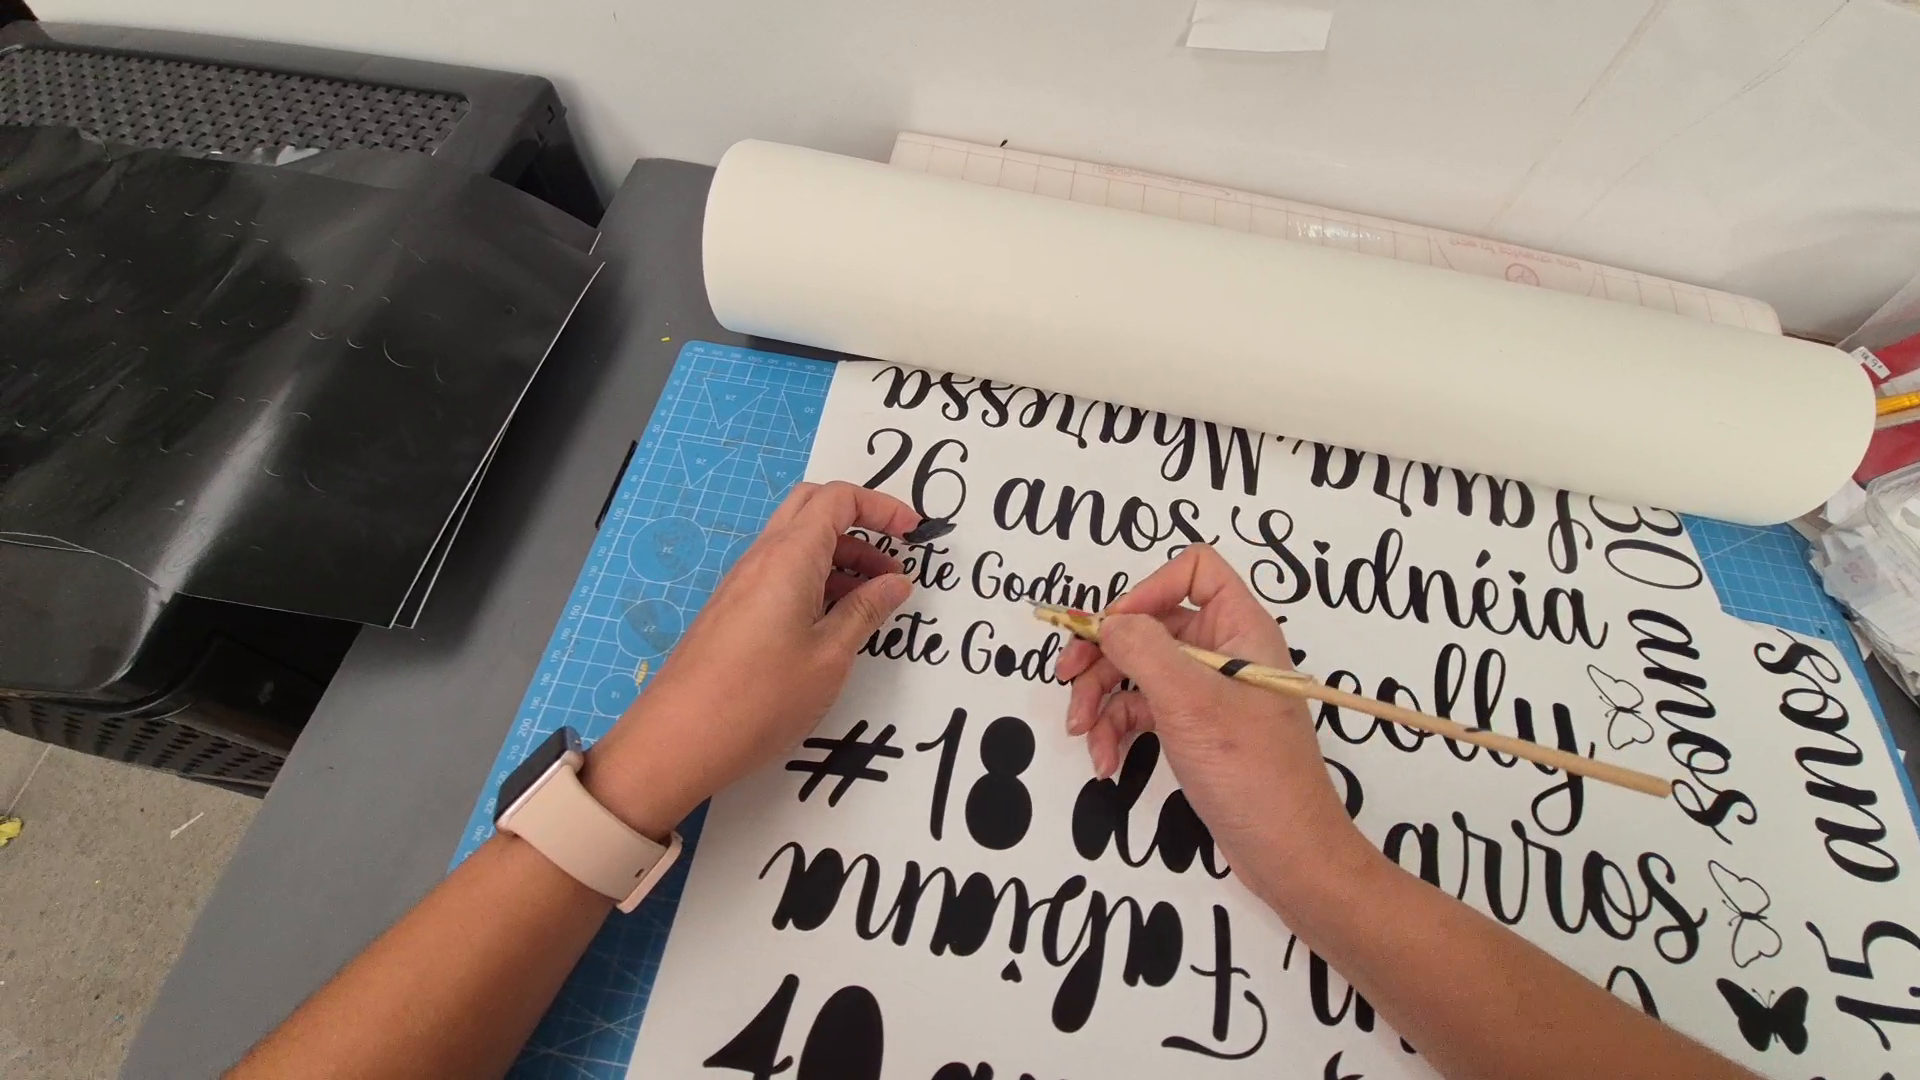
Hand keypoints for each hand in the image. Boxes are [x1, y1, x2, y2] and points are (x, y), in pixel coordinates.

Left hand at [583, 481, 919, 837]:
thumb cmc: (761, 697)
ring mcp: (743, 582)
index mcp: (789, 556)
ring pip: (798, 542)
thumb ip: (866, 611)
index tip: (913, 532)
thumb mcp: (830, 656)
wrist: (677, 741)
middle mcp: (762, 557)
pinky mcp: (734, 608)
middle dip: (859, 522)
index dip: (881, 507)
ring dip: (840, 555)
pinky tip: (835, 620)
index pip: (838, 500)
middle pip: (813, 507)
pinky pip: (782, 572)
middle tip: (891, 558)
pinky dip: (817, 578)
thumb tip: (896, 581)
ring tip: (874, 598)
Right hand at [1055, 545, 1373, 904]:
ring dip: (1100, 699)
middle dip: (1103, 655)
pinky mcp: (1192, 725)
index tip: (1115, 628)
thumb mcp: (1190, 701)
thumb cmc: (1250, 770)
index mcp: (1239, 627)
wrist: (1287, 856)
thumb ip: (1143, 649)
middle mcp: (1222, 649)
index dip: (1148, 588)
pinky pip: (1140, 709)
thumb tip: (1107, 623)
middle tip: (1066, 678)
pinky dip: (1115, 730)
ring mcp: (1205, 690)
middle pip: (1147, 625)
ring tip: (1082, 734)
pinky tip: (1105, 762)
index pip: (1194, 570)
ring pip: (1135, 670)